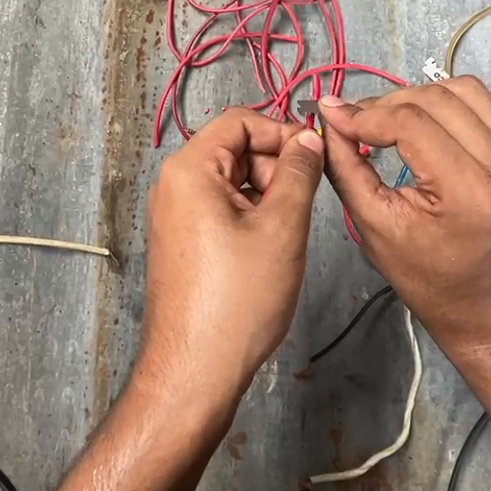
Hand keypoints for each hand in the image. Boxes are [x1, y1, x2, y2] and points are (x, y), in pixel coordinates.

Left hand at [138, 109, 326, 401]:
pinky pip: (221, 206)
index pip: (239, 120)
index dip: (281, 131)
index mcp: (189, 168)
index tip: (317, 155)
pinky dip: (251, 213)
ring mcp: (175, 213)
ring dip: (267, 192)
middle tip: (305, 202)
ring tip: (289, 230)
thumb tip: (310, 138)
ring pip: (232, 179)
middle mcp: (174, 183)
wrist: (195, 369)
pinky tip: (270, 245)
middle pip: (234, 148)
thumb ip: (299, 173)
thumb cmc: (239, 297)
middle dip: (275, 165)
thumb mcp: (281, 226)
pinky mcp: (183, 240)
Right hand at [317, 77, 490, 359]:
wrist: (482, 306)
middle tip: (352, 121)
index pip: (410, 124)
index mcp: (467, 192)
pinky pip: (478, 101)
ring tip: (385, 118)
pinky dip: (442, 99)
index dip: (365, 114)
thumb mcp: (372, 225)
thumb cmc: (425, 277)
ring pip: (460, 90)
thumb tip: (328, 115)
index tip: (332, 117)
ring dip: (414, 95)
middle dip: (384, 103)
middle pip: (434, 99)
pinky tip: (417, 119)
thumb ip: (346, 165)